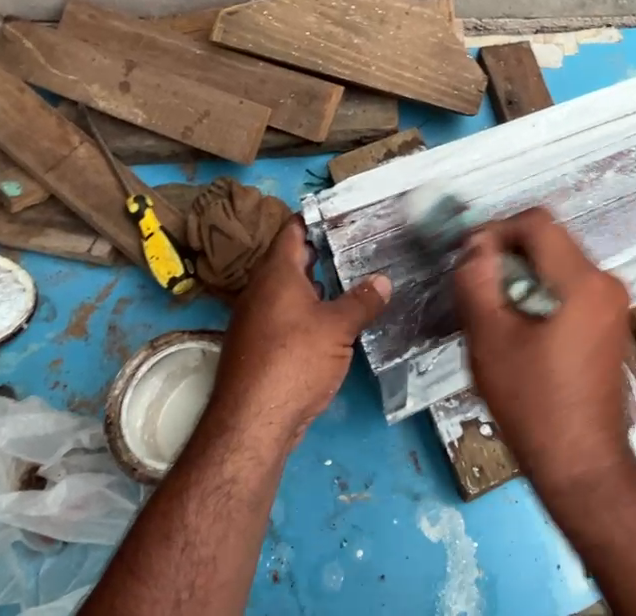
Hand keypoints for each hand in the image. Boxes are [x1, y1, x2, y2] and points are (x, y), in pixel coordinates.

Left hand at [208, 219, 390, 449]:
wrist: (252, 422)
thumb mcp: (338, 328)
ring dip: (316, 283)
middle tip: (357, 245)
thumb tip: (382, 280)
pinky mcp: (259, 346)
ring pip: (289, 289)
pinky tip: (333, 321)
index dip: (315, 218)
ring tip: (352, 279)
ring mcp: (256, 319)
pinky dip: (308, 310)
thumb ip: (361, 301)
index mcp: (276, 273)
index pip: (292, 230)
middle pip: (290, 259)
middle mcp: (260, 290)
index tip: (343, 212)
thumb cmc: (294, 361)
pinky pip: (286, 314)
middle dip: (321, 251)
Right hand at [452, 208, 633, 497]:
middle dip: (506, 254)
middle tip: (474, 284)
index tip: (467, 257)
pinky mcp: (609, 323)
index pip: (536, 222)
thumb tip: (475, 246)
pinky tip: (517, 326)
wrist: (581, 464)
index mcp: (583, 281)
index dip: (495, 230)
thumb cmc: (533, 403)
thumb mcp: (490, 338)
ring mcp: (612, 303)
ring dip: (520, 274)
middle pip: (548, 240)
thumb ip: (476, 280)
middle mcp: (606, 282)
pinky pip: (568, 286)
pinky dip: (539, 292)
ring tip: (490, 308)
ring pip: (557, 263)